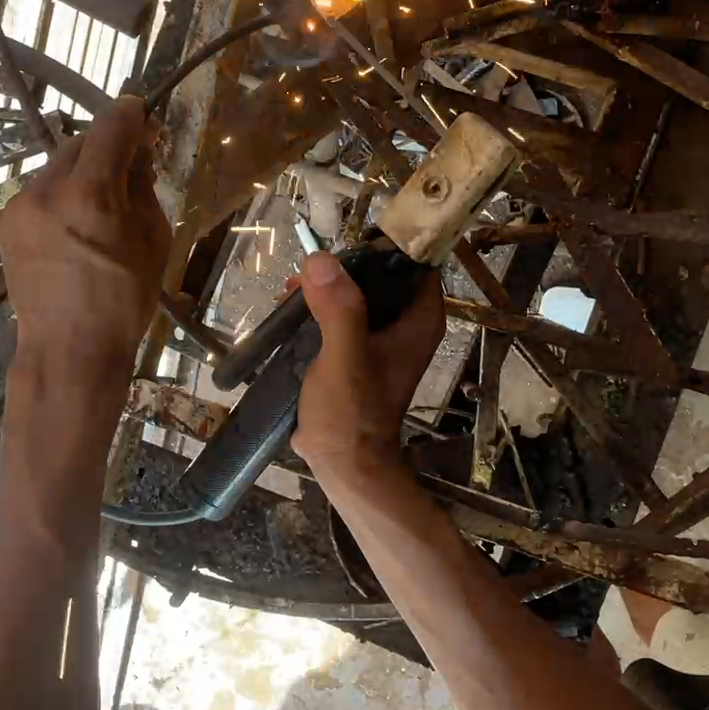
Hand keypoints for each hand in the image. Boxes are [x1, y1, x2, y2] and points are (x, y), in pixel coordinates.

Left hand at [0, 97, 171, 384]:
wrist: (69, 352)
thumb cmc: (123, 305)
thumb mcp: (153, 244)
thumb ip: (143, 192)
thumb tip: (136, 161)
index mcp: (90, 194)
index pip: (110, 128)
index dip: (130, 114)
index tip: (143, 112)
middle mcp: (47, 189)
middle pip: (80, 143)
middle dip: (107, 148)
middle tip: (133, 169)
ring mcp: (20, 206)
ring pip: (58, 168)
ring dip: (84, 173)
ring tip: (105, 209)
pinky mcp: (7, 224)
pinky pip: (42, 194)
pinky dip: (64, 197)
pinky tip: (78, 230)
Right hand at [291, 251, 444, 481]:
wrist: (343, 463)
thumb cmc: (351, 414)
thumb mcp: (344, 358)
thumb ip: (338, 309)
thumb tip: (320, 260)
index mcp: (419, 320)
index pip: (414, 262)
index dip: (382, 246)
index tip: (342, 248)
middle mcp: (406, 324)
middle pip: (380, 273)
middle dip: (342, 268)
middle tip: (304, 275)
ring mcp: (382, 338)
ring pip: (357, 293)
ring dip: (325, 289)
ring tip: (289, 294)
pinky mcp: (358, 351)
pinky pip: (342, 315)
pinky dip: (319, 309)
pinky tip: (291, 313)